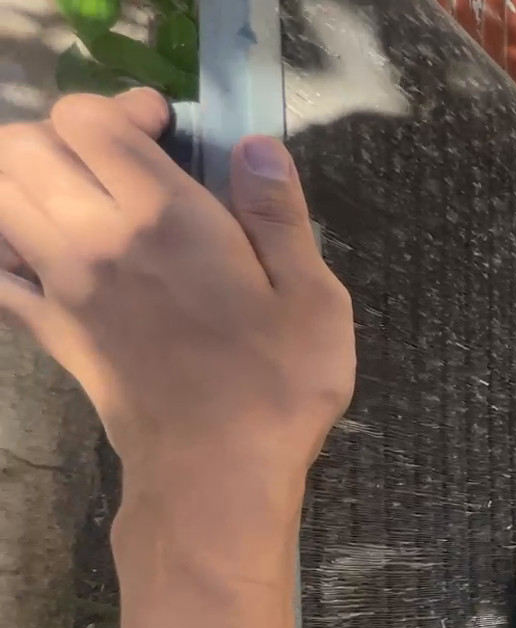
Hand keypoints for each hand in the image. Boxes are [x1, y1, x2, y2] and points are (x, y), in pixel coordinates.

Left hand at [0, 89, 353, 493]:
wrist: (218, 459)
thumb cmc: (283, 380)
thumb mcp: (315, 300)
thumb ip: (280, 219)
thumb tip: (257, 145)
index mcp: (169, 221)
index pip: (99, 123)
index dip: (127, 109)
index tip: (169, 126)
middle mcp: (95, 234)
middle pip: (27, 142)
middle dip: (71, 135)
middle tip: (130, 162)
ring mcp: (58, 278)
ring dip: (28, 173)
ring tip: (87, 195)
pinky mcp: (45, 321)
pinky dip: (2, 239)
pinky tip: (41, 249)